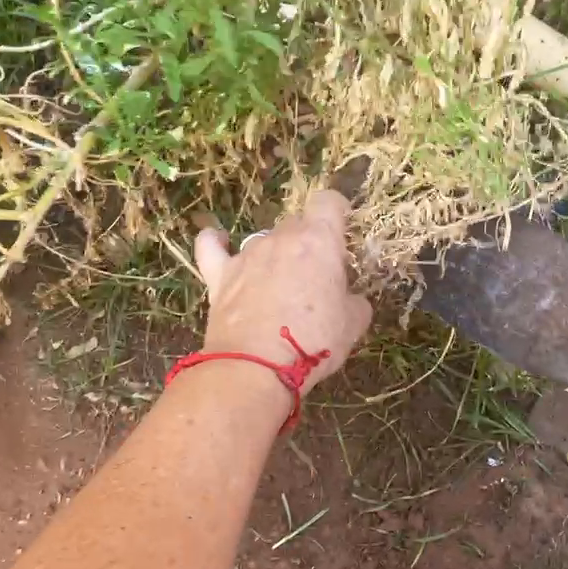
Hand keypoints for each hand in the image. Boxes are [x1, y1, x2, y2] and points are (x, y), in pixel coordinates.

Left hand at [193, 190, 373, 395]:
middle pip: (298, 225)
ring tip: (279, 285)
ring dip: (276, 255)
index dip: (337, 211)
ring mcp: (247, 255)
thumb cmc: (313, 342)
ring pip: (265, 240)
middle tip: (316, 279)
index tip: (342, 228)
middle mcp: (281, 238)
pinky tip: (220, 243)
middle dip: (309, 245)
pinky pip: (212, 247)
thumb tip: (352, 301)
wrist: (257, 366)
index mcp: (319, 241)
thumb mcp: (352, 326)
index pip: (329, 202)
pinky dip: (216, 243)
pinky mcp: (220, 275)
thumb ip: (355, 303)